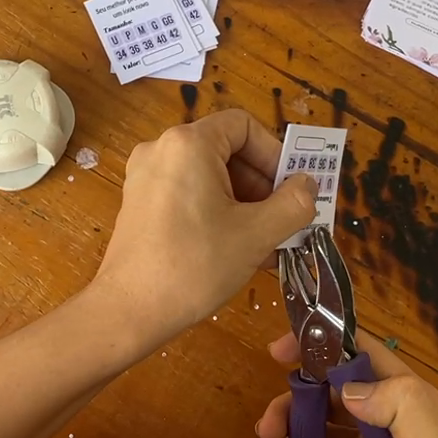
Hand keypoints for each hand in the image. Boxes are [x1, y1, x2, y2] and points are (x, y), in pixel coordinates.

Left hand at [91, 109, 315, 338]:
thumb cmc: (195, 265)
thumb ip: (293, 203)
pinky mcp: (138, 204)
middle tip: (284, 221)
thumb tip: (308, 184)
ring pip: (209, 177)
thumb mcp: (256, 234)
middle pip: (226, 151)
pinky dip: (217, 214)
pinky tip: (237, 250)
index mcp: (188, 144)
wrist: (129, 310)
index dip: (274, 154)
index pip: (243, 126)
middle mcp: (161, 150)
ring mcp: (145, 178)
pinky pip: (188, 195)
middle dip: (262, 185)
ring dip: (244, 205)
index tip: (291, 190)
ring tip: (267, 244)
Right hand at [255, 337, 437, 437]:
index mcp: (404, 396)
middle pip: (327, 402)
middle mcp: (389, 423)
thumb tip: (341, 389)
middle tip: (266, 433)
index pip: (355, 353)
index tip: (276, 353)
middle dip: (292, 412)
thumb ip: (387, 398)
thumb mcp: (427, 435)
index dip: (316, 345)